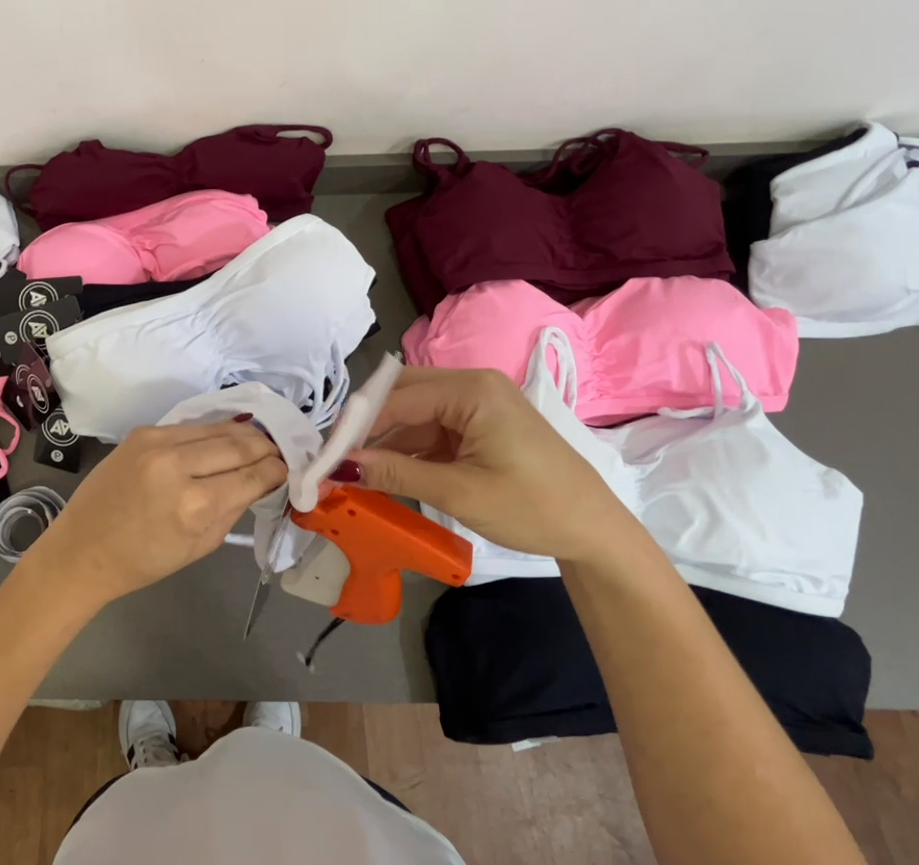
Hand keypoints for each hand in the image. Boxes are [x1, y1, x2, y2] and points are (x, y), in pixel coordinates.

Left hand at [24, 421, 286, 608]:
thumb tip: (262, 480)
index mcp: (195, 504)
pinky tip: (224, 440)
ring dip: (244, 434)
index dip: (277, 469)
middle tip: (281, 451)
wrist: (83, 549)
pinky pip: (190, 427)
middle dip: (266, 447)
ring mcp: (157, 443)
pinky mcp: (142, 432)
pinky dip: (212, 433)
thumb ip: (235, 508)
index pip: (253, 475)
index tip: (290, 467)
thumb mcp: (201, 546)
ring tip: (259, 442)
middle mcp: (177, 465)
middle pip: (240, 443)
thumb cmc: (144, 561)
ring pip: (218, 427)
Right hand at [347, 367, 635, 562]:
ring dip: (386, 441)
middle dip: (367, 427)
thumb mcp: (459, 492)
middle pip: (402, 395)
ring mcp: (478, 404)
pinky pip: (432, 429)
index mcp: (471, 389)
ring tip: (354, 471)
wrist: (595, 532)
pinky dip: (409, 450)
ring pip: (414, 413)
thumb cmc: (533, 506)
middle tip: (336, 460)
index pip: (396, 398)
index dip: (356, 426)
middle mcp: (472, 385)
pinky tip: (387, 473)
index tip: (324, 454)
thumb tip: (342, 467)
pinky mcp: (481, 426)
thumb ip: (397, 474)